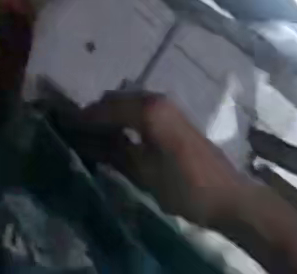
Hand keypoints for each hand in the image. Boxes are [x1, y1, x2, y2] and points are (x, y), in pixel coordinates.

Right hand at [81, 91, 250, 226]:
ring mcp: (165, 105)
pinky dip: (125, 118)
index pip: (104, 108)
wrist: (232, 198)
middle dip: (96, 115)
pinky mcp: (173, 116)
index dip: (84, 118)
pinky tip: (120, 136)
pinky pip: (139, 109)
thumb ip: (113, 152)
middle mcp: (153, 98)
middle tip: (78, 133)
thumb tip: (85, 141)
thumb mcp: (143, 173)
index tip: (64, 126)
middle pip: (114, 100)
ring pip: (126, 103)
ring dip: (110, 116)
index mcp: (146, 108)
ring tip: (96, 136)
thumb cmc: (185, 186)